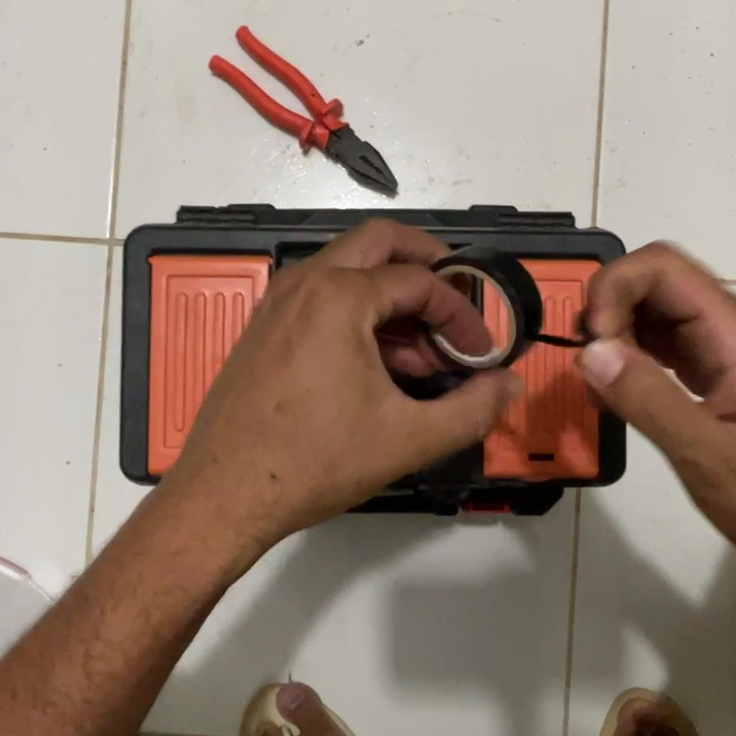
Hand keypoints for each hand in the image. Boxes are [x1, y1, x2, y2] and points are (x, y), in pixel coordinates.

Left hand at [158, 219, 521, 547]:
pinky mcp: (263, 327)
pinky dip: (356, 307)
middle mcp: (305, 283)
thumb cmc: (314, 462)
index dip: (461, 314)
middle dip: (426, 264)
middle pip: (378, 242)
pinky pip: (319, 294)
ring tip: (421, 346)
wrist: (224, 493)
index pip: (421, 282)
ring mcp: (277, 302)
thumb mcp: (406, 439)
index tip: (482, 352)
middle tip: (457, 299)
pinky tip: (376, 360)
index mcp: (340, 295)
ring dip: (390, 290)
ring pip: (346, 266)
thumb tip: (511, 385)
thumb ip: (471, 409)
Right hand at [575, 243, 735, 599]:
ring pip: (656, 311)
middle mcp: (732, 329)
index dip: (614, 289)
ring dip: (616, 337)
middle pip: (655, 282)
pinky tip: (619, 399)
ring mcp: (727, 351)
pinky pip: (665, 345)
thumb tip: (590, 350)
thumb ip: (650, 401)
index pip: (662, 267)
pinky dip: (632, 360)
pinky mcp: (719, 374)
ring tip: (600, 390)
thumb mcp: (712, 459)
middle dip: (608, 311)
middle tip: (590, 372)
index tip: (591, 346)